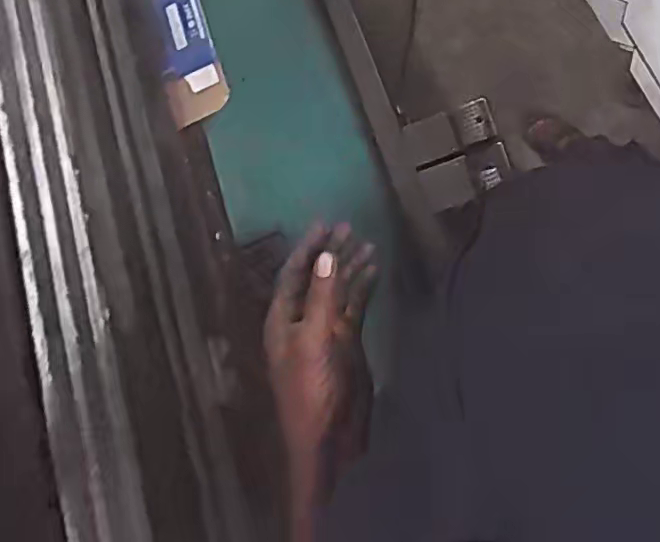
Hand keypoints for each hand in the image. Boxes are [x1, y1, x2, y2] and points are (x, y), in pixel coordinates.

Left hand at [264, 223, 377, 491]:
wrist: (331, 436)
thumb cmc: (311, 388)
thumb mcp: (313, 338)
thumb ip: (321, 295)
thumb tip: (326, 254)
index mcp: (283, 320)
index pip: (293, 274)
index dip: (307, 248)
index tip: (323, 223)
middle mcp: (302, 320)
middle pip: (316, 277)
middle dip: (330, 252)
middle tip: (348, 226)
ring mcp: (325, 329)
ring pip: (337, 288)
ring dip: (349, 266)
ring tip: (367, 242)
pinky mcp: (346, 339)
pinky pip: (354, 304)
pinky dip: (364, 285)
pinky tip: (375, 269)